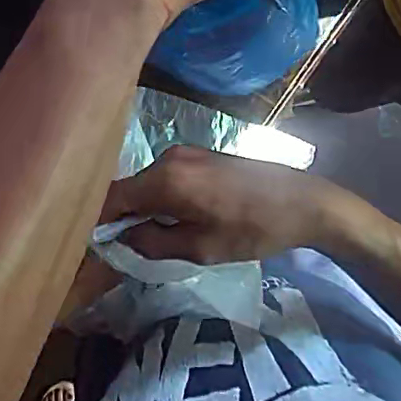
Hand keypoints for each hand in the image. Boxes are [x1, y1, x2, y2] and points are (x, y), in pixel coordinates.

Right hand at [101, 147, 342, 264]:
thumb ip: (154, 242)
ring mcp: (184, 152)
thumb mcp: (201, 248)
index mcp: (165, 178)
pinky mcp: (199, 154)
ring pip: (147, 182)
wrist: (302, 201)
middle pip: (129, 188)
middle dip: (122, 216)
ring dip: (144, 207)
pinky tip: (175, 217)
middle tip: (126, 247)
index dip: (100, 221)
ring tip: (153, 235)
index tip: (97, 245)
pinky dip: (161, 197)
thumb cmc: (252, 228)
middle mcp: (168, 157)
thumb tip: (122, 238)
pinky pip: (165, 176)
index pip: (113, 196)